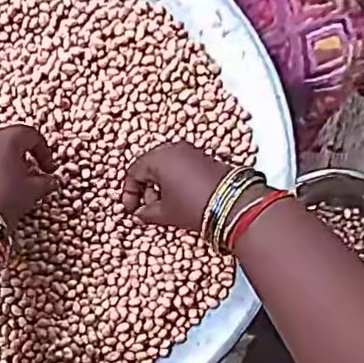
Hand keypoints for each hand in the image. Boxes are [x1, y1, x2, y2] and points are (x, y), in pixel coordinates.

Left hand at [0, 125, 57, 226]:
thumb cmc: (4, 198)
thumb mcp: (31, 192)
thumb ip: (44, 182)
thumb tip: (50, 181)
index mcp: (7, 138)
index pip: (31, 136)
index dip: (43, 152)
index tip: (49, 169)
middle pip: (8, 141)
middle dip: (22, 157)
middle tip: (30, 175)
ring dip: (3, 165)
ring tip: (11, 185)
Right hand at [121, 142, 245, 232]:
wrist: (234, 205)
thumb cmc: (195, 206)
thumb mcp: (165, 213)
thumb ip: (146, 212)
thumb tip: (140, 213)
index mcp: (158, 158)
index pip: (133, 172)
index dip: (129, 193)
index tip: (131, 209)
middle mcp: (173, 148)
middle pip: (148, 167)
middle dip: (145, 189)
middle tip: (148, 209)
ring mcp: (190, 151)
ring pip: (165, 166)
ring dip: (160, 186)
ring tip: (165, 206)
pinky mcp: (204, 157)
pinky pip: (180, 166)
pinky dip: (174, 181)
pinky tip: (179, 199)